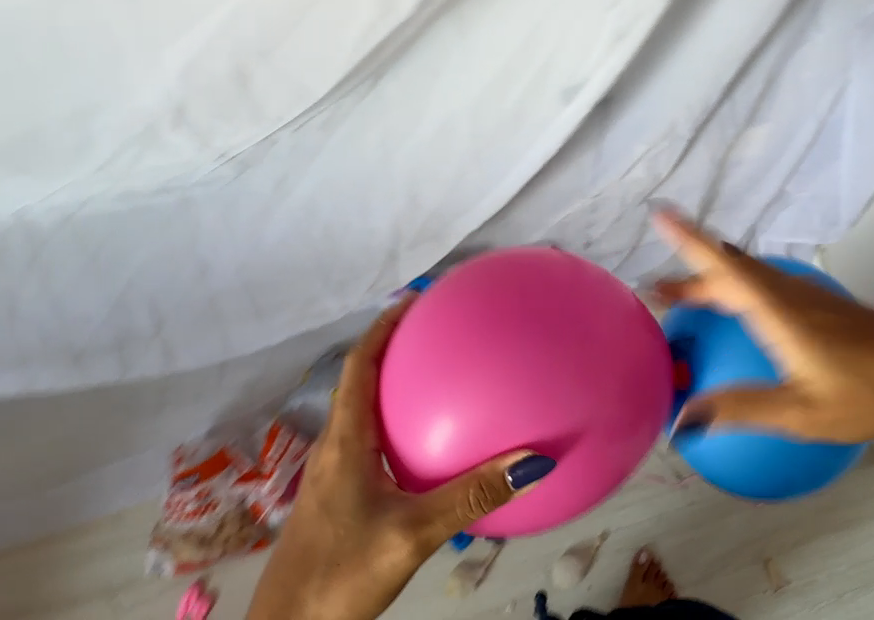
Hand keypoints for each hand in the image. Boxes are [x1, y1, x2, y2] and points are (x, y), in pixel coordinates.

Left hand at [246, 297, 555, 619]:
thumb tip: (536, 459)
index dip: (383, 326)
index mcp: (344, 442)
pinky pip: (377, 451)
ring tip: (445, 379)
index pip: (358, 365)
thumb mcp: (412, 535)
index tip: (415, 297)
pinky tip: (439, 454)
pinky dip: (406, 434)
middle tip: (441, 330)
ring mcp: (337, 480)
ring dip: (399, 390)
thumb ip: (471, 496)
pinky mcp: (342, 506)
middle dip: (397, 350)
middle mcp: (337, 451)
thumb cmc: (338, 576)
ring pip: (369, 417)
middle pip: (363, 382)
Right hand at [652, 209, 873, 445]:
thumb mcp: (803, 414)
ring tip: (686, 296)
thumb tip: (684, 419)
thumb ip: (743, 409)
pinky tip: (741, 307)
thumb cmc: (868, 398)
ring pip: (752, 277)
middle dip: (692, 273)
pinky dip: (742, 288)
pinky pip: (770, 285)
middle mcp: (792, 295)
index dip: (691, 241)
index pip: (726, 270)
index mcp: (781, 314)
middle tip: (656, 289)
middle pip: (733, 272)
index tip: (661, 216)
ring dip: (716, 280)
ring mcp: (811, 295)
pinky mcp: (825, 303)